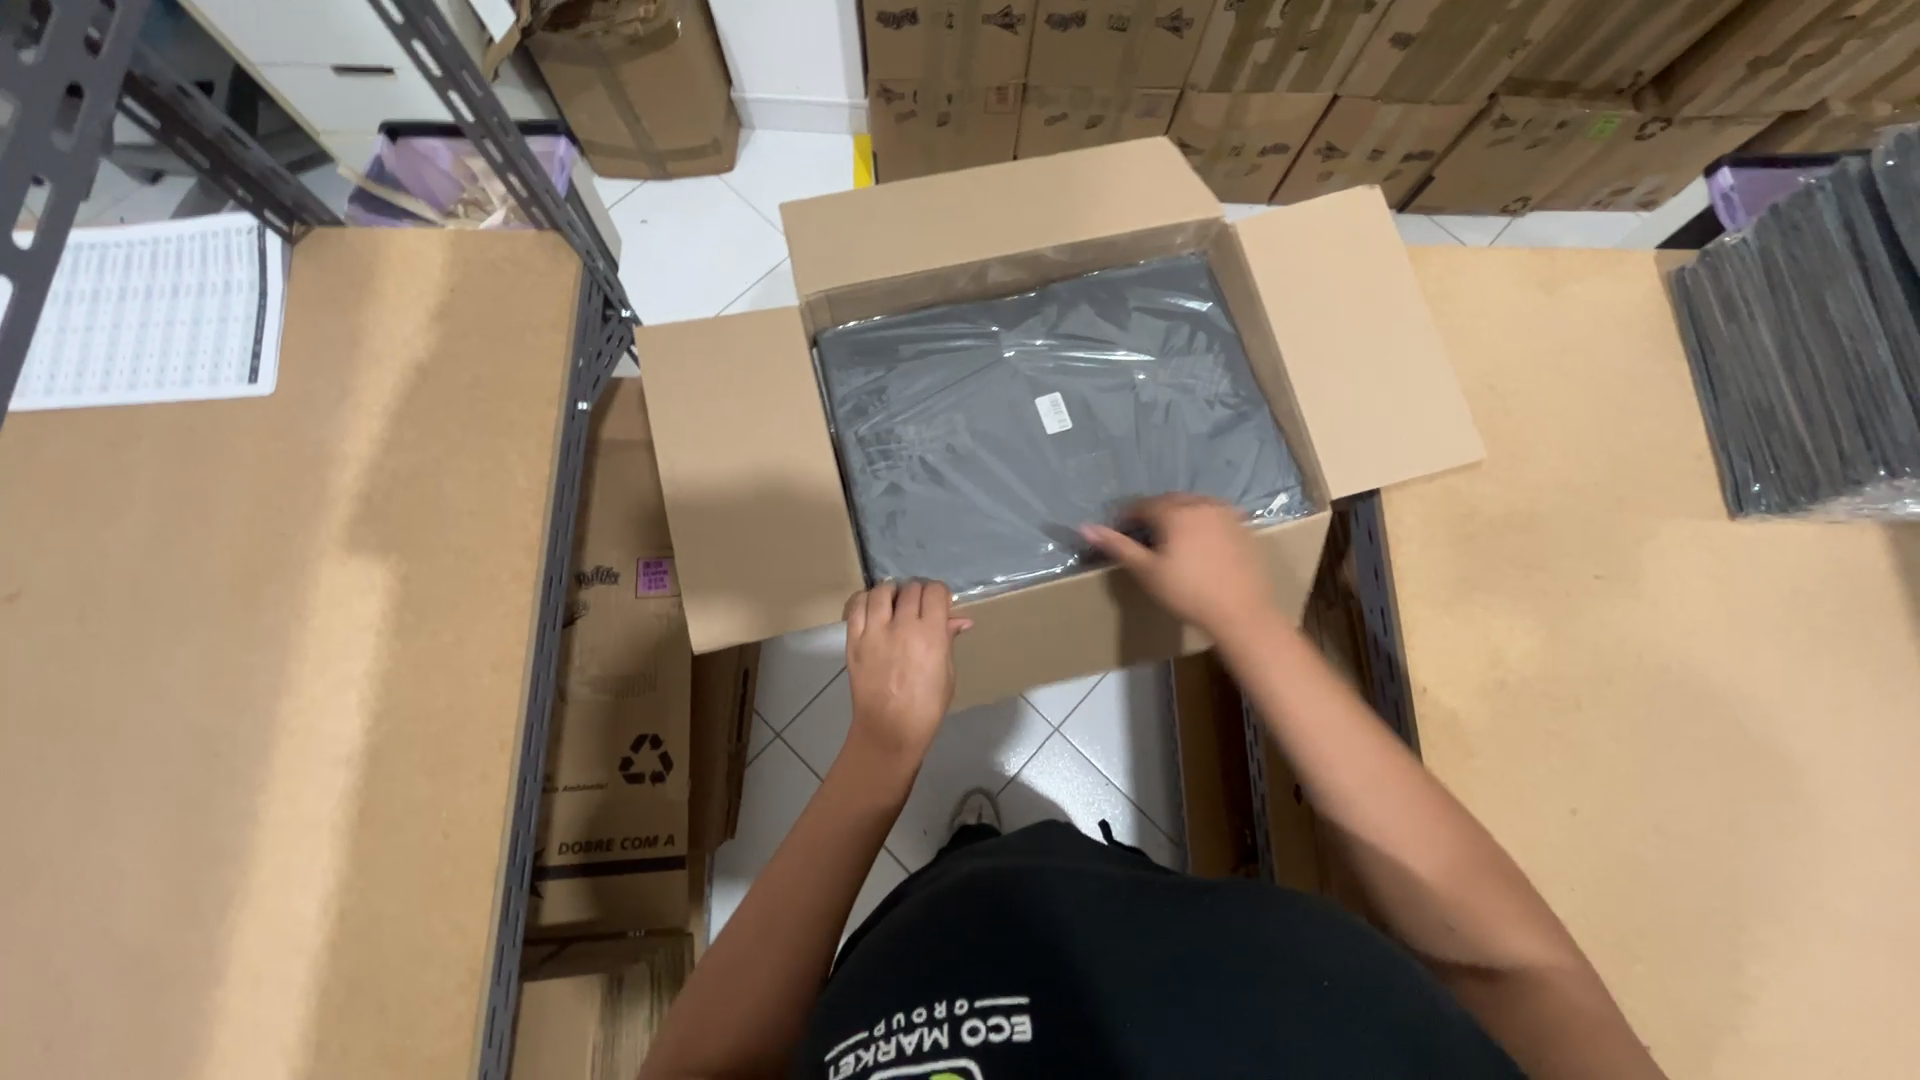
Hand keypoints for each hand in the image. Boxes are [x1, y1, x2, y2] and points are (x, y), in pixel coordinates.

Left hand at [843, 580, 971, 769]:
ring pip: (882, 590)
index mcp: (931, 635)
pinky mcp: (854, 640)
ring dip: (892, 592)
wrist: (889, 730)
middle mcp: (902, 626)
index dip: (940, 593)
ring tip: (895, 602)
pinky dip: (866, 600)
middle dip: (919, 591)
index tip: (940, 602)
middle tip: (919, 604)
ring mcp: (874, 632)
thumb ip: (948, 640)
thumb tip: (960, 620)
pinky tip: (873, 608)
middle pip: (911, 588)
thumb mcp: (947, 673)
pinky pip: (856, 606)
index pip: (935, 592)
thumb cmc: (926, 707)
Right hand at [1081, 494, 1274, 639]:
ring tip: (1171, 540)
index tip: (1122, 534)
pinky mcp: (1243, 526)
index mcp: (1174, 511)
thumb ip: (1117, 546)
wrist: (1242, 611)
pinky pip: (1214, 515)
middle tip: (1145, 537)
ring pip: (1193, 505)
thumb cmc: (1187, 593)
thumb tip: (1085, 528)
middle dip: (1153, 514)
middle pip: (1168, 501)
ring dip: (1178, 516)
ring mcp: (1225, 512)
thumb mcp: (1146, 571)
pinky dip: (1201, 523)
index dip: (1127, 518)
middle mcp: (1200, 503)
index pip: (1142, 505)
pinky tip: (1200, 545)